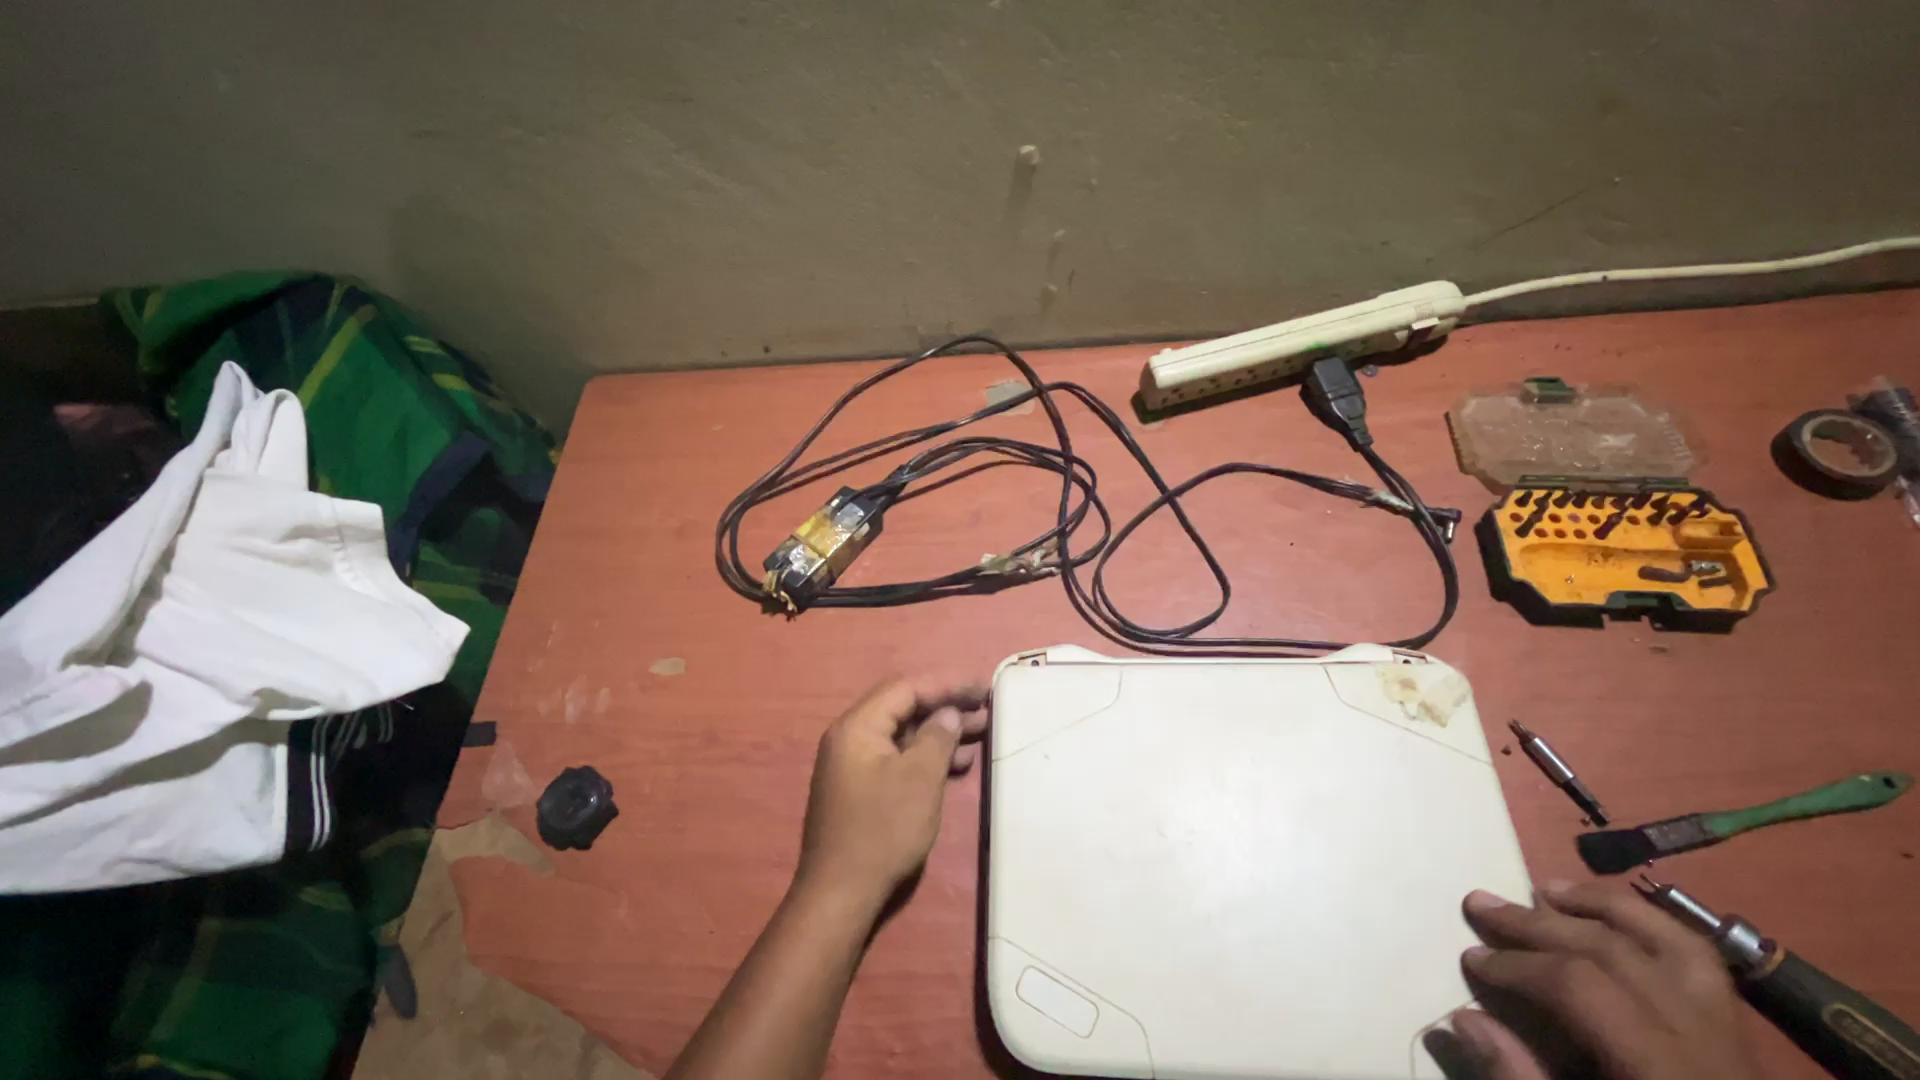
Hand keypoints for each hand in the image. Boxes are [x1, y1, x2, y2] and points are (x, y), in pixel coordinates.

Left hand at [795, 677, 988, 908]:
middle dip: (946, 705)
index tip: (981, 686)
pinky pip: (897, 757)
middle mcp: (850, 738)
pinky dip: (926, 756)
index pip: (905, 688)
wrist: (840, 892)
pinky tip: (956, 764)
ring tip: (980, 731)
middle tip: (985, 707)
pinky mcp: (861, 788)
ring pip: (903, 734)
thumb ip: (937, 737)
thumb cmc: (883, 829)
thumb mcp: (920, 778)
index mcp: (857, 727)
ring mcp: (853, 764)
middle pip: (903, 707)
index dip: (947, 683)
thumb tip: (948, 713)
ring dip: (940, 731)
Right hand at [1449, 881, 1759, 1079]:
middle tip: (1480, 903)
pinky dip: (1652, 927)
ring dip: (1602, 908)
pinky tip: (1609, 916)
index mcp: (1665, 1071)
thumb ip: (1521, 1079)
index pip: (1581, 987)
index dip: (1519, 966)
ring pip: (1673, 944)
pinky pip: (1703, 964)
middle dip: (1539, 925)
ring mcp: (1735, 1036)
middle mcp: (1707, 1044)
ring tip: (1545, 889)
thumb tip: (1463, 1018)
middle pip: (1616, 954)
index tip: (1470, 959)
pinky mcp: (1743, 1038)